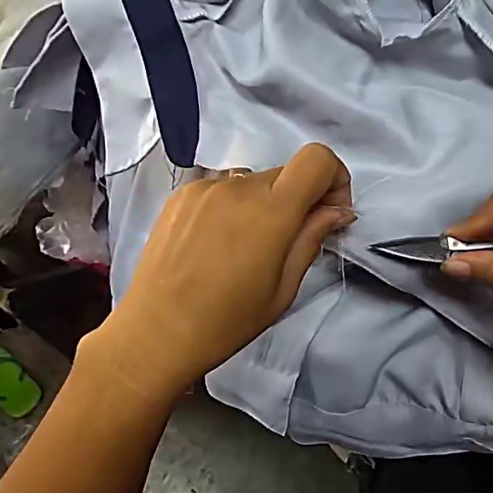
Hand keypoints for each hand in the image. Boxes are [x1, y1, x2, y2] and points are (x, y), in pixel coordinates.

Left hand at [87, 143, 354, 400]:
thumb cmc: (224, 322)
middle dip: (300, 199)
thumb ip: (312, 238)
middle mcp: (237, 187)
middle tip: (290, 242)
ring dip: (264, 204)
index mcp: (270, 211)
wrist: (155, 333)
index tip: (329, 211)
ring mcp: (204, 188)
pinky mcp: (180, 195)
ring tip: (246, 250)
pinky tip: (219, 244)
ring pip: (253, 181)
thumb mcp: (283, 289)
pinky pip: (222, 189)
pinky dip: (233, 207)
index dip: (334, 179)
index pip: (317, 159)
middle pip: (286, 172)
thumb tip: (337, 210)